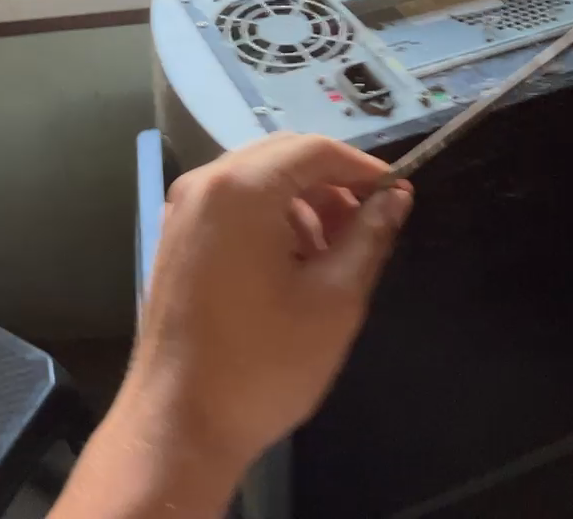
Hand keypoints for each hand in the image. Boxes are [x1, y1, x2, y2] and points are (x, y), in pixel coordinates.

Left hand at [51, 134, 411, 517]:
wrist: (179, 422)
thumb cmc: (263, 363)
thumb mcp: (334, 299)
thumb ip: (369, 235)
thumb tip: (396, 195)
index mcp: (240, 187)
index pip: (313, 149)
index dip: (361, 166)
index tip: (396, 194)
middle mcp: (204, 182)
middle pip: (282, 155)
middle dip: (330, 183)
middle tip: (367, 226)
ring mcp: (182, 206)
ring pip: (257, 177)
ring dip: (301, 202)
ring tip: (331, 255)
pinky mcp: (175, 232)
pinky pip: (231, 201)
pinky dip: (268, 216)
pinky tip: (289, 263)